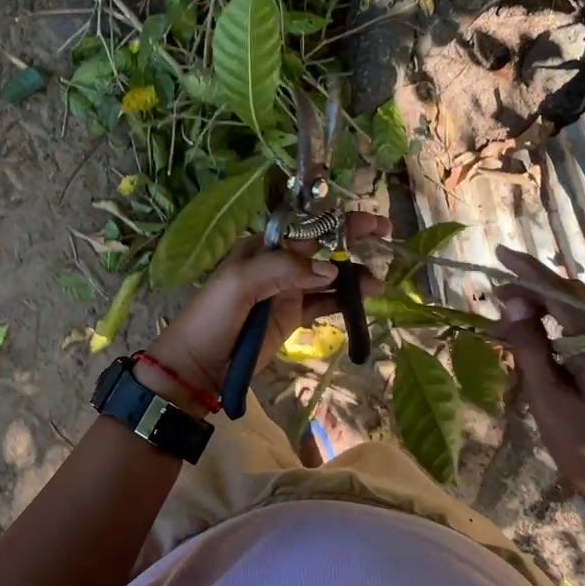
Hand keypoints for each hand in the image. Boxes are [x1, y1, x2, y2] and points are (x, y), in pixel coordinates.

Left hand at [141, 212, 391, 414]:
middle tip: (387, 237)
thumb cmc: (212, 318)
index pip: (305, 226)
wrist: (197, 365)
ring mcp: (285, 291)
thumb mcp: (239, 285)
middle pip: (322, 246)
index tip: (369, 222)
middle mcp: (276, 264)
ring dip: (353, 276)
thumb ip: (282, 270)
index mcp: (262, 247)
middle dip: (352, 240)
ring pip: (328, 276)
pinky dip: (344, 300)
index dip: (336, 220)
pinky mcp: (290, 317)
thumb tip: (330, 267)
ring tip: (377, 286)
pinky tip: (362, 303)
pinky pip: (323, 303)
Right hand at [493, 246, 584, 505]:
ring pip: (580, 309)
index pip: (561, 293)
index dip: (528, 271)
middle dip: (533, 286)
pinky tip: (536, 328)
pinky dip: (559, 320)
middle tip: (495, 288)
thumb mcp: (547, 396)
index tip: (499, 253)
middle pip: (573, 296)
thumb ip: (529, 345)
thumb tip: (512, 302)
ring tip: (508, 307)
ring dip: (544, 303)